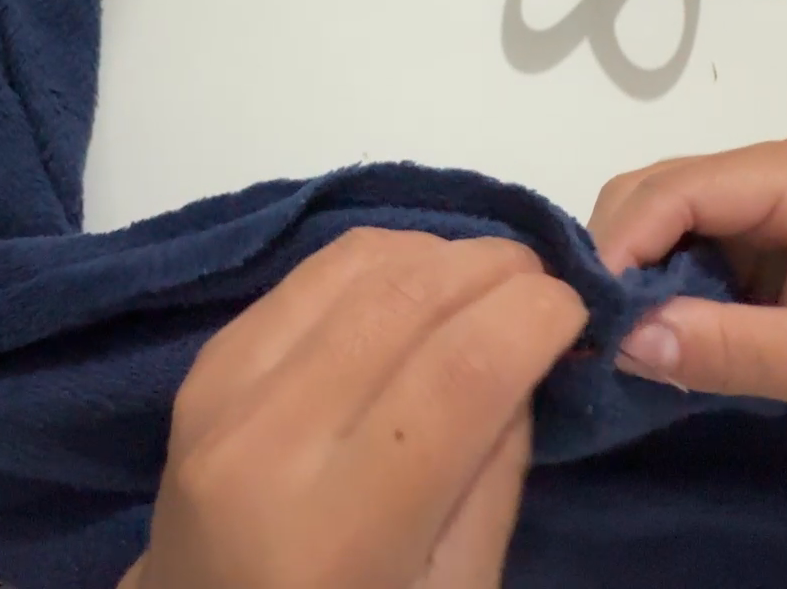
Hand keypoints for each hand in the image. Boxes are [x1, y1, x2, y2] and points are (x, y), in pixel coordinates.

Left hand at [121, 227, 586, 588]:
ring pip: (363, 262)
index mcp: (337, 534)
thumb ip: (499, 461)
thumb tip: (525, 342)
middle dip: (496, 266)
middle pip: (408, 299)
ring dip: (444, 251)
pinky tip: (417, 280)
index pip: (460, 374)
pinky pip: (318, 267)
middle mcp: (269, 442)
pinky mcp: (211, 353)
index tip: (575, 306)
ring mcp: (225, 387)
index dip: (535, 314)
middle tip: (538, 279)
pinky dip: (388, 256)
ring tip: (482, 278)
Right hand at [591, 134, 786, 461]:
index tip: (588, 311)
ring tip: (618, 330)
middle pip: (656, 190)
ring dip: (629, 269)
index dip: (626, 241)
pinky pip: (672, 245)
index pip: (684, 187)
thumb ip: (729, 349)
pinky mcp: (748, 236)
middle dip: (618, 253)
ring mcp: (757, 200)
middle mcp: (772, 169)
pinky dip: (649, 282)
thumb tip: (622, 340)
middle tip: (596, 328)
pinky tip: (649, 322)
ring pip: (653, 214)